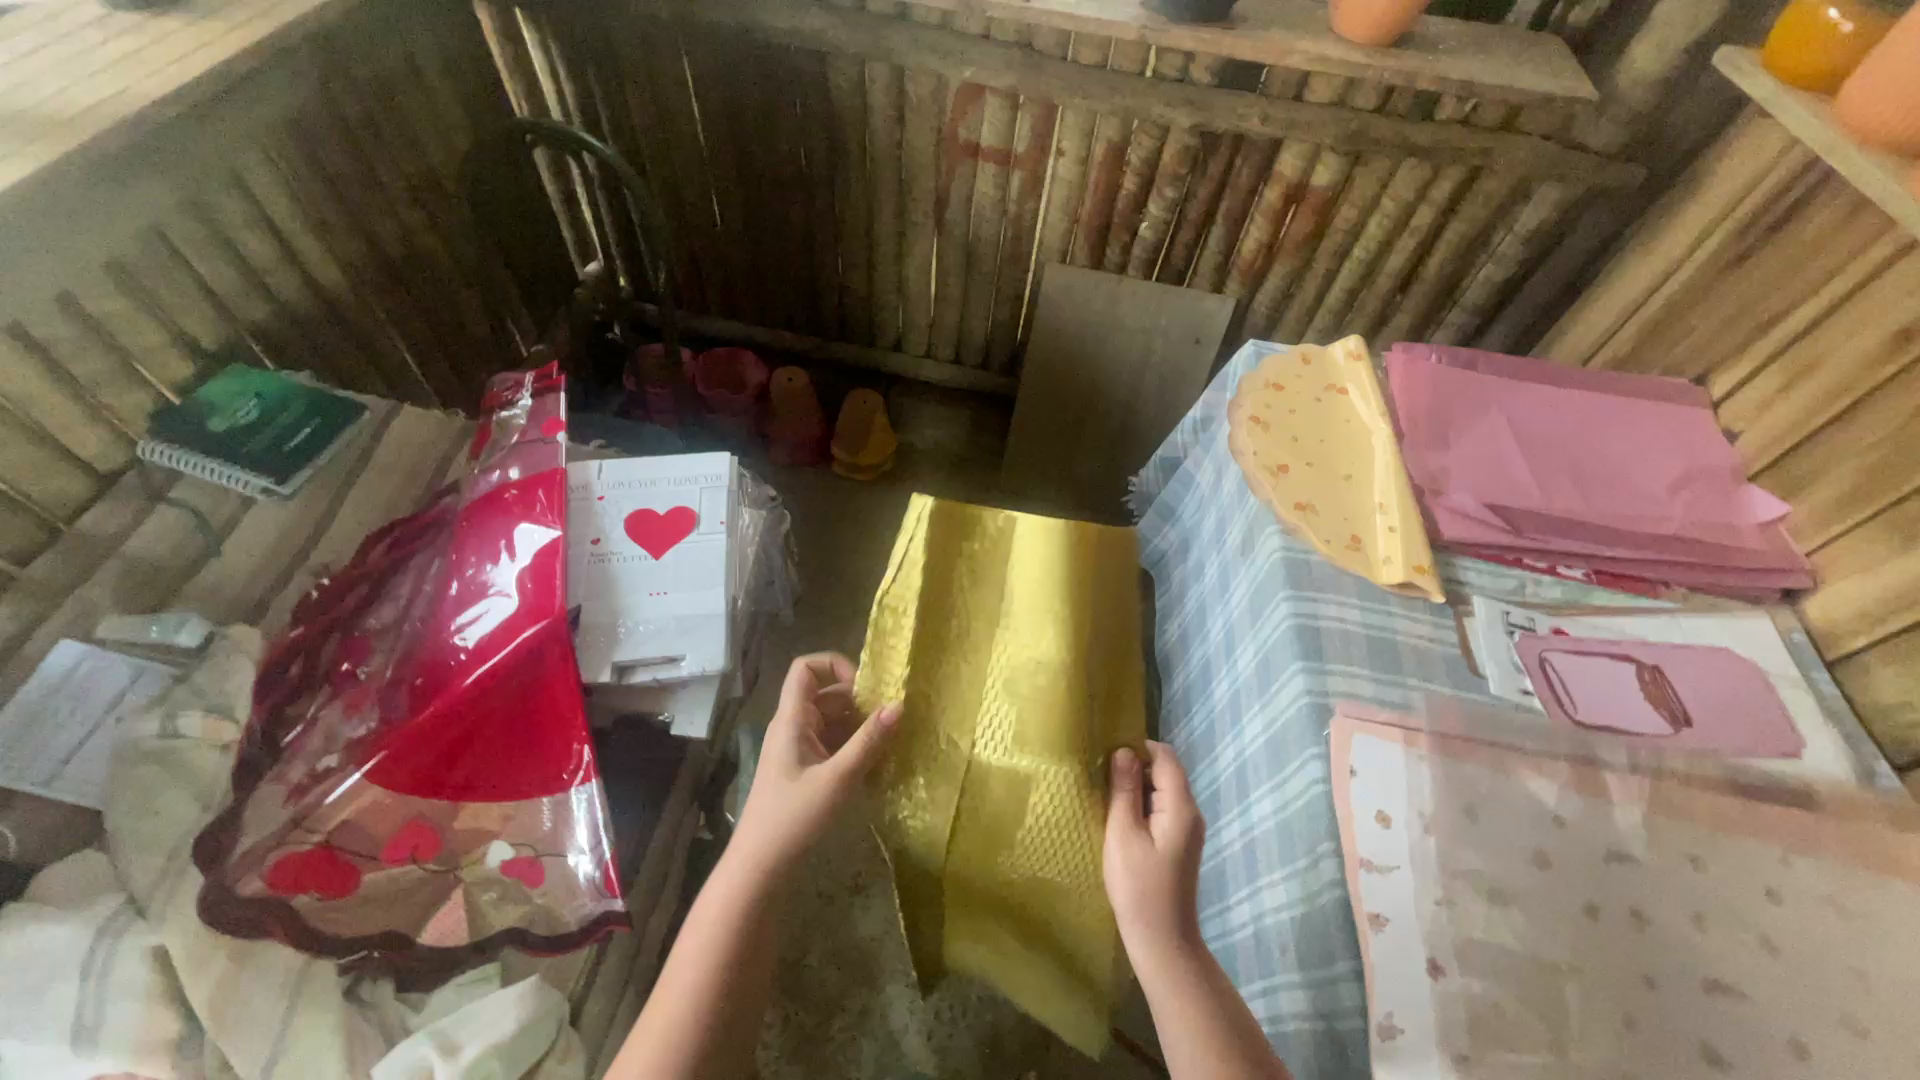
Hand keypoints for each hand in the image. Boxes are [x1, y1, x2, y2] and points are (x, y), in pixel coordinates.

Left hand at [732, 652, 901, 876]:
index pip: (806, 668)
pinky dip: (853, 745)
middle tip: (890, 718)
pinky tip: (875, 762)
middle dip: (859, 699)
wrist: (760, 866)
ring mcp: (798, 748)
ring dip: (859, 724)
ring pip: (832, 719)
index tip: (866, 688)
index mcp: (792, 719)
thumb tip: (899, 704)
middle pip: (826, 693)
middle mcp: (793, 726)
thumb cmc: (794, 818)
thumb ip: (870, 741)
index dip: (835, 666)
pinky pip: (832, 743)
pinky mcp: (804, 769)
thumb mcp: (839, 779)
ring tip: (889, 740)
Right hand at [1104, 741, 1205, 964]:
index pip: (1166, 757)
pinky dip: (1143, 806)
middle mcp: (1191, 813)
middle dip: (1136, 768)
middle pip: (1166, 772)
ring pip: (1163, 791)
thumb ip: (1124, 790)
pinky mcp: (1180, 843)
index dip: (1139, 748)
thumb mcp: (1123, 833)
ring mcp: (1188, 829)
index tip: (1108, 754)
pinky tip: (1121, 821)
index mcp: (1181, 806)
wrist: (1161, 939)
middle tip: (1102, 777)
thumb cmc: (1137, 885)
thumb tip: (1124, 752)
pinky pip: (1163, 810)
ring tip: (1107, 797)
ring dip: (1137, 788)